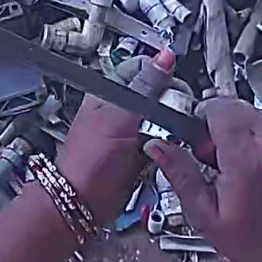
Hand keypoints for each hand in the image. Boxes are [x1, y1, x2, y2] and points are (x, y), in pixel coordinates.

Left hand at [56, 49, 175, 222]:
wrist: (84, 203)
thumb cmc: (89, 159)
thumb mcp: (121, 115)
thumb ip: (145, 86)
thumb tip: (164, 58)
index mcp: (108, 91)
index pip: (142, 68)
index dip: (161, 74)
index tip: (177, 87)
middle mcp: (120, 108)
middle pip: (156, 93)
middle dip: (170, 102)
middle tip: (176, 113)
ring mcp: (130, 131)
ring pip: (162, 118)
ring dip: (170, 126)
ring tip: (172, 133)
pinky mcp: (139, 152)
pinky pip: (163, 142)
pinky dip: (168, 145)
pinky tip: (169, 149)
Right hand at [146, 97, 261, 261]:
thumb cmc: (247, 238)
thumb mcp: (202, 211)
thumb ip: (180, 172)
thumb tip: (156, 145)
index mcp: (246, 162)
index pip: (221, 109)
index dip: (204, 115)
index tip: (200, 133)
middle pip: (239, 107)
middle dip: (222, 121)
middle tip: (216, 152)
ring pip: (258, 113)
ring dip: (244, 128)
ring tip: (240, 159)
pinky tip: (260, 160)